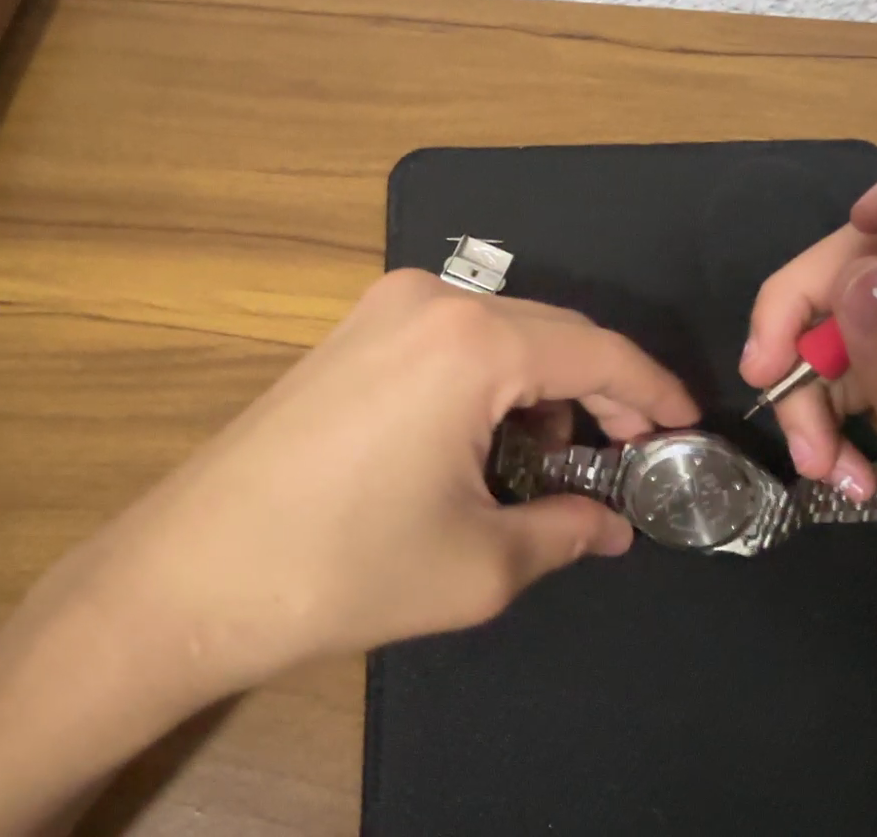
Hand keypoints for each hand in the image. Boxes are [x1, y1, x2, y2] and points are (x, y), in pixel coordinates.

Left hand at [37, 269, 697, 719]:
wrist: (187, 576)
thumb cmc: (343, 569)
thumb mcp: (478, 563)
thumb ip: (565, 530)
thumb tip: (614, 524)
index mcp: (473, 342)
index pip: (598, 352)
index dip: (654, 390)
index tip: (689, 425)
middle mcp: (433, 300)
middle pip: (554, 332)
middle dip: (603, 389)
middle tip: (634, 450)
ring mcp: (385, 308)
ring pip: (504, 332)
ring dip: (545, 384)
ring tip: (557, 453)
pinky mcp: (354, 331)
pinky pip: (455, 339)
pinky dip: (493, 378)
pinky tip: (490, 434)